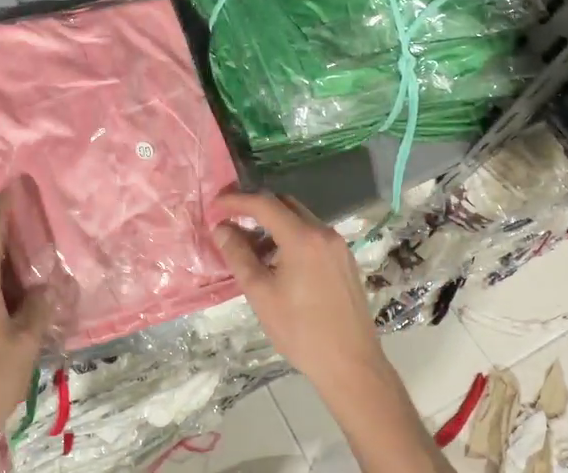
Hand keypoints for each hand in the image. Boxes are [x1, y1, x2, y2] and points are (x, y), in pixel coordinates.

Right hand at [211, 191, 389, 387]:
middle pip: (284, 204)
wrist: (352, 367)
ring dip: (273, 225)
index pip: (264, 203)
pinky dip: (291, 238)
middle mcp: (324, 233)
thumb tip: (221, 229)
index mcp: (303, 238)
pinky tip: (278, 263)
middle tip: (231, 220)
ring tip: (251, 248)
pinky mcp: (345, 262)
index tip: (215, 206)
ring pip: (300, 220)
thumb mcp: (261, 294)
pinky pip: (313, 236)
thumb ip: (238, 255)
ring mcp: (338, 247)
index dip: (236, 200)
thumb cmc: (301, 331)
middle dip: (256, 208)